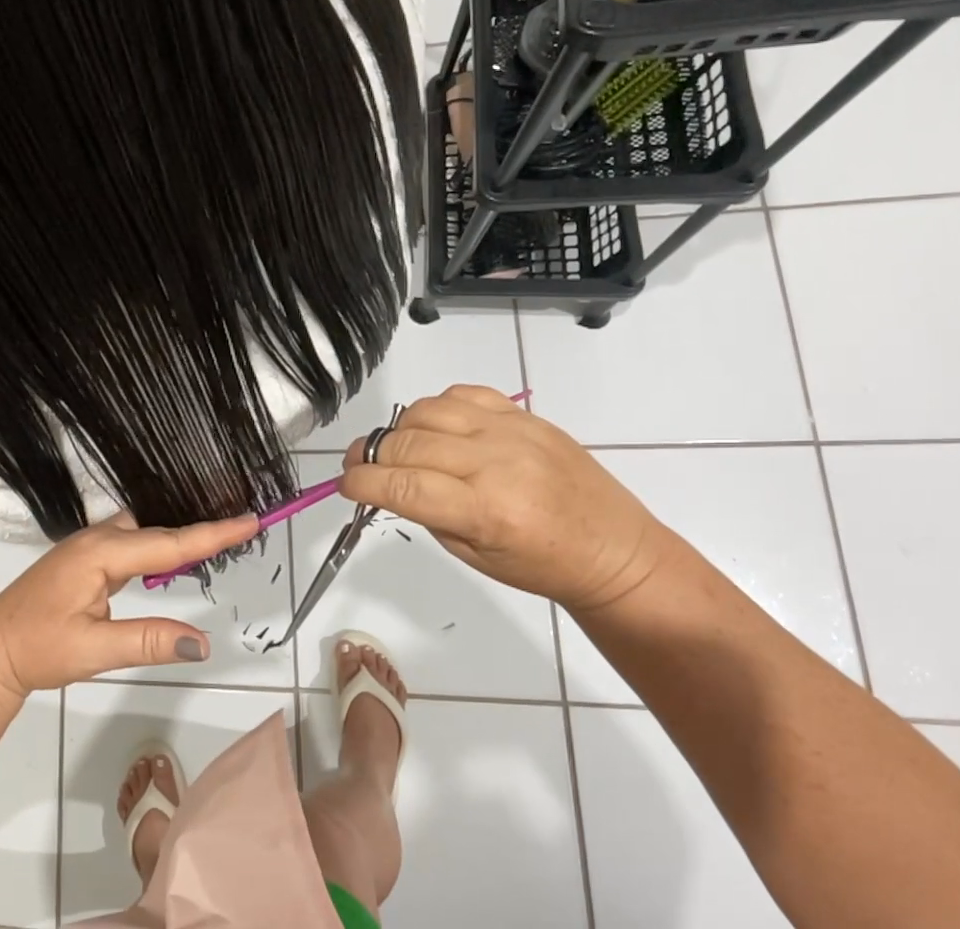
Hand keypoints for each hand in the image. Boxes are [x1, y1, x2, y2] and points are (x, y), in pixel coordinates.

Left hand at [0, 512, 258, 699]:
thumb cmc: (38, 649)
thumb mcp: (94, 649)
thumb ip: (148, 642)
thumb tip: (202, 643)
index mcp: (100, 555)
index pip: (168, 544)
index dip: (212, 534)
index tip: (250, 520)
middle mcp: (95, 542)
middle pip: (157, 532)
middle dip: (199, 530)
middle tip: (243, 528)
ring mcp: (85, 549)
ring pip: (141, 534)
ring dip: (175, 536)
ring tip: (216, 540)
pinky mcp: (82, 562)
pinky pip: (129, 544)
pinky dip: (155, 547)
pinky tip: (167, 559)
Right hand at [339, 385, 667, 609]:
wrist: (614, 549)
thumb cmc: (541, 566)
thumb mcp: (473, 556)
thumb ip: (428, 513)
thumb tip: (387, 483)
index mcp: (486, 512)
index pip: (402, 485)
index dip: (361, 482)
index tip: (345, 486)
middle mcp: (497, 463)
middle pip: (407, 443)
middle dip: (371, 457)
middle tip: (361, 469)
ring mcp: (512, 432)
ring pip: (427, 411)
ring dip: (400, 430)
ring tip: (399, 450)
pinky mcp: (525, 415)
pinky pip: (462, 394)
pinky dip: (436, 409)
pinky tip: (436, 430)